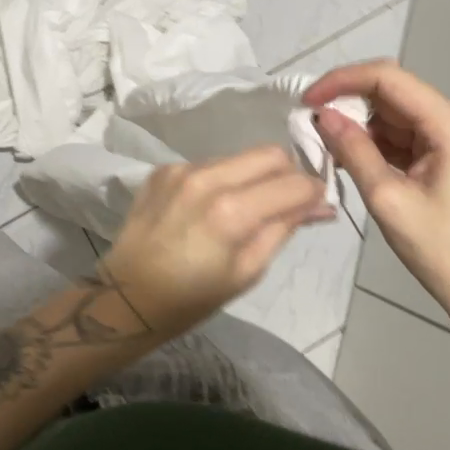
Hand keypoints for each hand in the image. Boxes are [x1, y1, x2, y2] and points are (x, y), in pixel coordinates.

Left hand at [98, 145, 330, 336]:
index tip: (317, 204)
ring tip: (246, 210)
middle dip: (287, 173)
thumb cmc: (193, 296)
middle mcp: (206, 178)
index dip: (313, 191)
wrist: (128, 294)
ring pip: (237, 157)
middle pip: (268, 153)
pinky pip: (208, 164)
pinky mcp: (163, 169)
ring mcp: (181, 169)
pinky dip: (221, 180)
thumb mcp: (248, 271)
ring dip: (252, 176)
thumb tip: (322, 204)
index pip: (293, 181)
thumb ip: (284, 229)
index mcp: (231, 211)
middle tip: (287, 202)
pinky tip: (211, 208)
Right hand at [304, 61, 449, 336]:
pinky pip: (412, 140)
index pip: (389, 78)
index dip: (343, 80)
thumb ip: (353, 150)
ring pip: (402, 118)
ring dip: (364, 126)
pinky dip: (381, 144)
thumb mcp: (388, 199)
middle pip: (397, 95)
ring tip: (329, 147)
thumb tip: (323, 116)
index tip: (308, 100)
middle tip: (314, 125)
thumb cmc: (443, 251)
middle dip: (351, 103)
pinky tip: (356, 161)